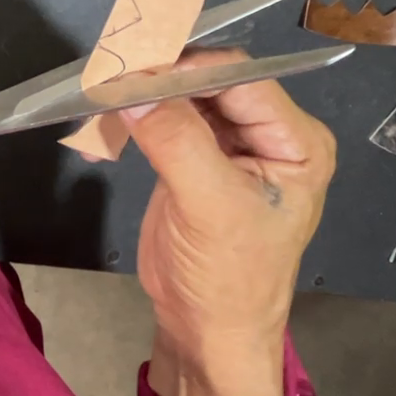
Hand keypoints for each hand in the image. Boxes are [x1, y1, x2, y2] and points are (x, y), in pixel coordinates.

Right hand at [122, 49, 335, 395]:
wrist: (205, 329)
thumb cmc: (228, 275)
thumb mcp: (209, 206)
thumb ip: (176, 140)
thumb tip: (131, 87)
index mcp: (295, 140)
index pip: (241, 78)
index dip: (188, 66)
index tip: (134, 67)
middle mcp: (267, 133)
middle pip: (208, 82)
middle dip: (159, 77)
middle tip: (109, 74)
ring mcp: (228, 144)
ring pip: (180, 97)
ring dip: (140, 96)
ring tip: (100, 96)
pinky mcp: (192, 157)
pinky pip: (162, 120)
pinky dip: (132, 118)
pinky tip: (103, 126)